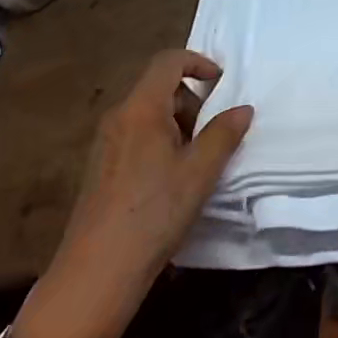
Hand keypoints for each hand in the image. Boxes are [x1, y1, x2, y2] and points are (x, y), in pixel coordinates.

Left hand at [11, 49, 253, 337]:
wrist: (96, 275)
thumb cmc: (154, 213)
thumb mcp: (200, 172)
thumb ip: (224, 134)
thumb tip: (242, 109)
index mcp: (140, 109)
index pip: (168, 62)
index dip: (198, 62)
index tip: (222, 83)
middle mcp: (117, 118)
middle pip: (159, 88)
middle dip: (192, 101)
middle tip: (215, 133)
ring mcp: (105, 145)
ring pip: (148, 115)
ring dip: (178, 125)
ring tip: (197, 161)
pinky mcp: (101, 169)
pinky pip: (136, 137)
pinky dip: (161, 143)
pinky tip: (173, 181)